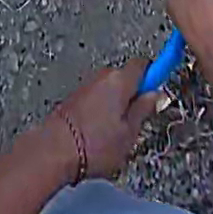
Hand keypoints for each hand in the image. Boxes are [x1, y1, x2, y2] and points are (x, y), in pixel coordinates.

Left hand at [51, 62, 158, 179]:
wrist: (56, 149)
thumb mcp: (129, 133)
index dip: (153, 76)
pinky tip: (98, 132)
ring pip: (112, 88)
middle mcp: (104, 74)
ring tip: (114, 133)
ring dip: (117, 104)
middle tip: (135, 122)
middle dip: (134, 95)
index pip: (144, 64)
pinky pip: (98, 96)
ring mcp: (88, 83)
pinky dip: (102, 109)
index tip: (157, 89)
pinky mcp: (77, 95)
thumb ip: (144, 110)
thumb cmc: (93, 144)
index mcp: (120, 79)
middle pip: (127, 77)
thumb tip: (156, 95)